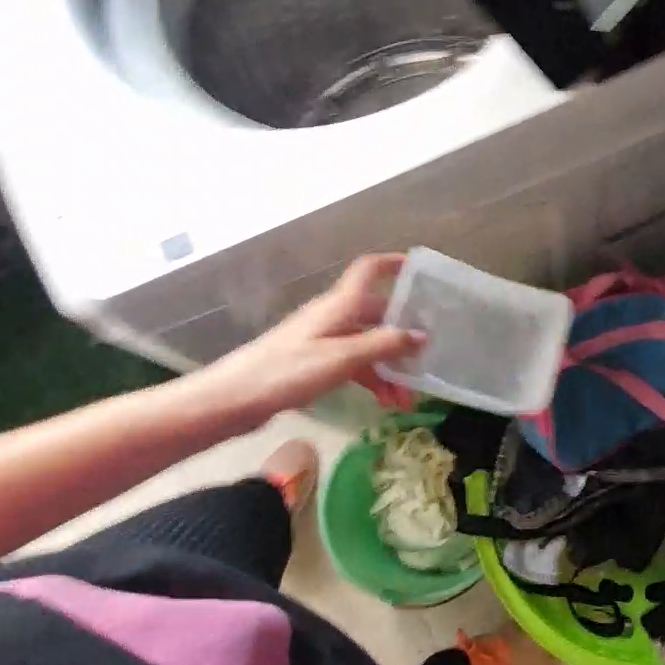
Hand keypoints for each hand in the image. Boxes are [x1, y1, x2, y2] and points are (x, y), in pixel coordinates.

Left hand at [198, 253, 424, 426]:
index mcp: (339, 304)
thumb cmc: (288, 370)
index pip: (369, 270)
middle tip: (429, 352)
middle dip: (404, 333)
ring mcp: (324, 341)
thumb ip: (384, 344)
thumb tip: (423, 335)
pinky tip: (386, 401)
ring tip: (408, 398)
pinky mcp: (315, 364)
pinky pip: (355, 365)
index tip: (420, 270)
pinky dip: (372, 380)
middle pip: (377, 313)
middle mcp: (334, 316)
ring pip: (368, 345)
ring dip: (390, 367)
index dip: (393, 264)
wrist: (234, 399)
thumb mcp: (343, 357)